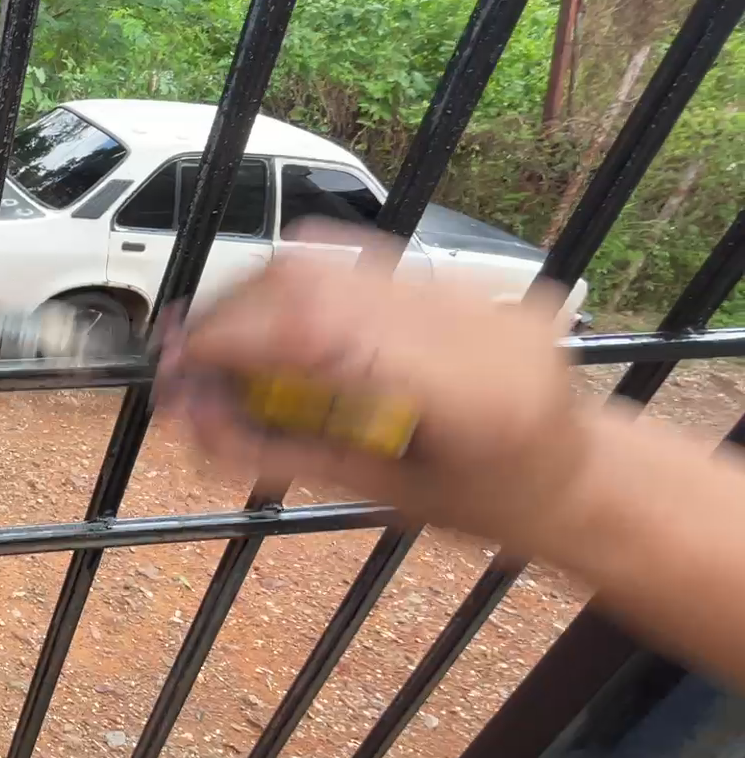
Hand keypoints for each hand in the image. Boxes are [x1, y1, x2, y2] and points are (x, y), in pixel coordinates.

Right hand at [158, 221, 586, 553]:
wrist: (579, 472)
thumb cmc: (482, 502)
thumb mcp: (374, 491)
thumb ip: (273, 449)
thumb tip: (187, 420)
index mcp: (471, 393)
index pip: (320, 337)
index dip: (231, 341)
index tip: (178, 364)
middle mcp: (474, 320)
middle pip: (307, 283)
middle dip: (224, 315)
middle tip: (183, 354)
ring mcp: (467, 288)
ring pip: (316, 258)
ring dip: (244, 294)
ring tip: (215, 334)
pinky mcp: (453, 272)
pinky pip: (342, 254)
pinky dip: (281, 282)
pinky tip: (265, 311)